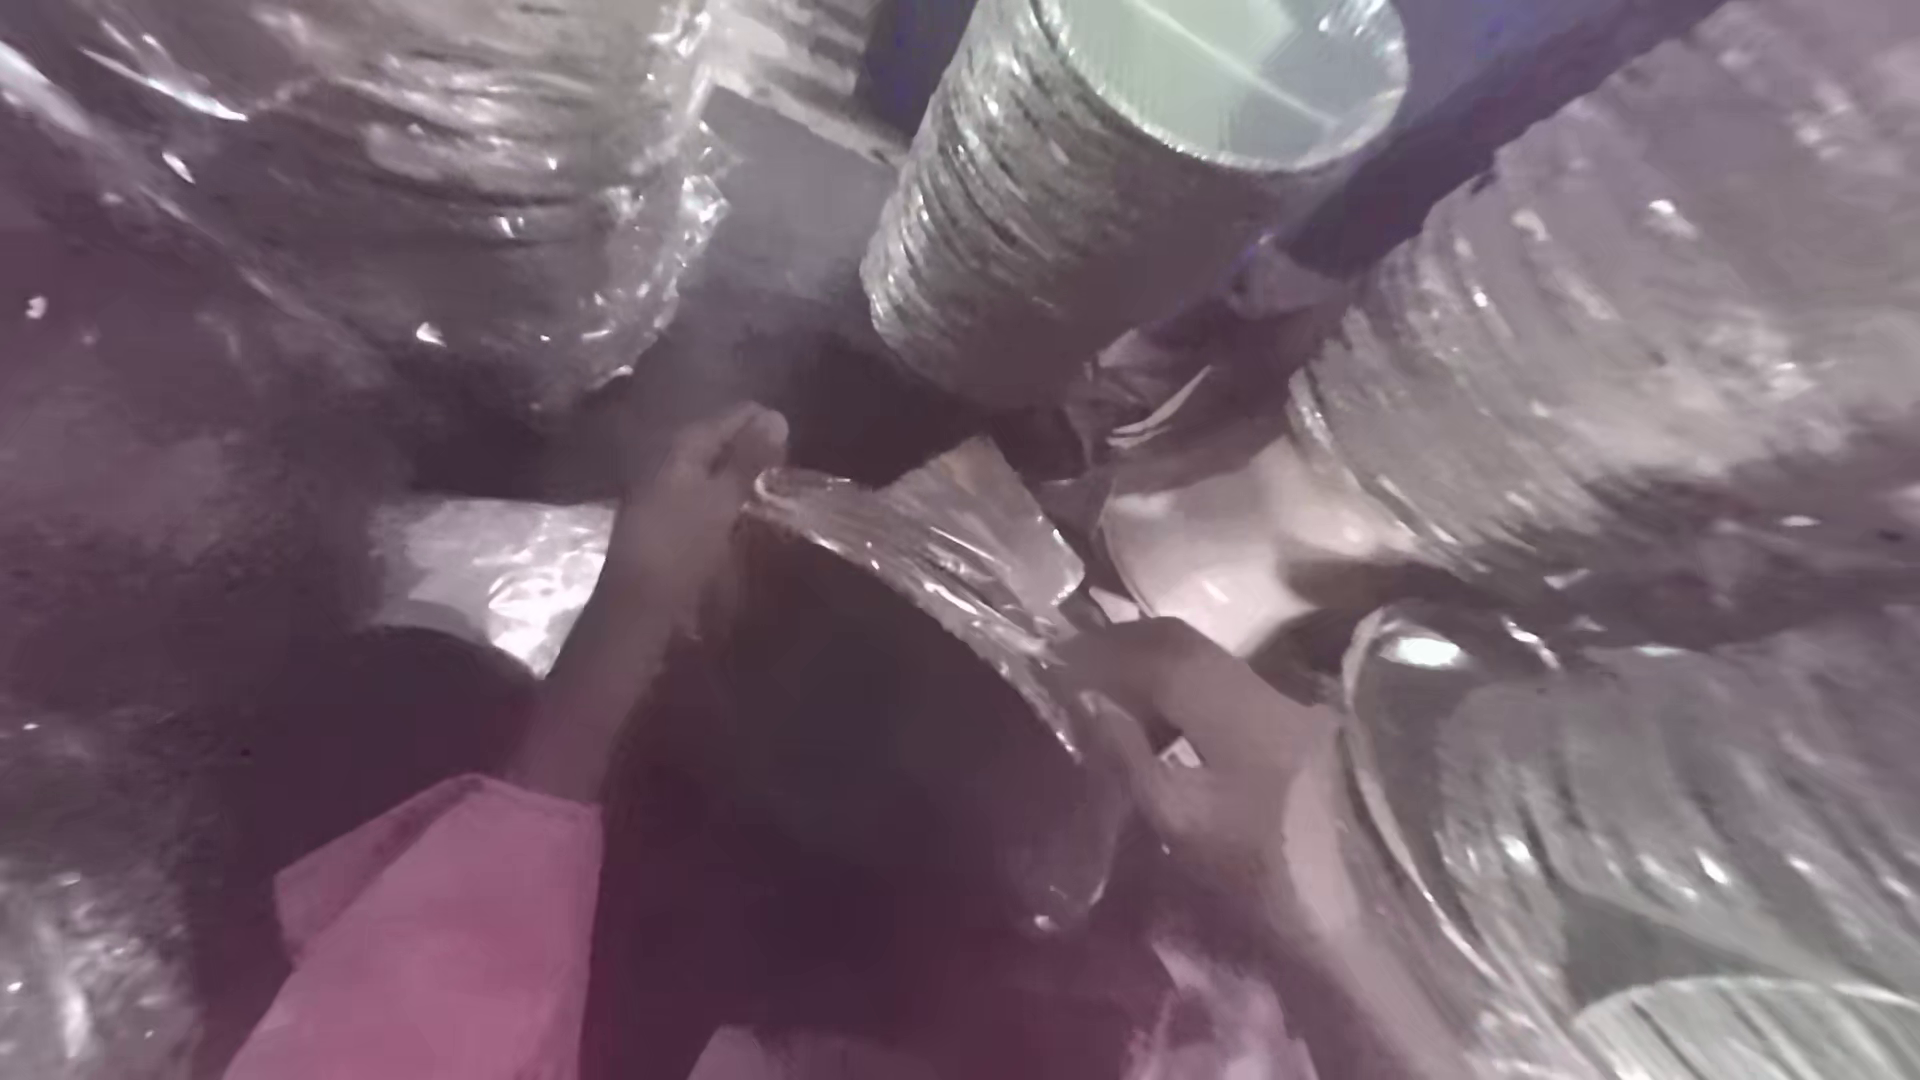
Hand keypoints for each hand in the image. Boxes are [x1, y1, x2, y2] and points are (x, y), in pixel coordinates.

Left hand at [604, 403, 789, 612]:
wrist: (638, 601)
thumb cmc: (683, 546)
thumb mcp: (723, 499)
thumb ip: (750, 457)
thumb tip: (778, 416)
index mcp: (685, 444)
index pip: (738, 415)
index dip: (768, 430)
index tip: (791, 459)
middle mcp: (672, 454)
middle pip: (726, 439)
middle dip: (757, 453)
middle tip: (784, 480)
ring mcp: (668, 482)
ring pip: (718, 465)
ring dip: (745, 477)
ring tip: (772, 496)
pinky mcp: (669, 509)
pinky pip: (708, 488)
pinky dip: (729, 495)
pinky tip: (743, 514)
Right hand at [1062, 619, 1338, 907]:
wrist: (1373, 894)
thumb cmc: (1268, 860)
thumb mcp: (1185, 820)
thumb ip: (1130, 758)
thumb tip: (1090, 702)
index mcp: (1224, 702)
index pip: (1151, 653)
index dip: (1099, 651)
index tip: (1060, 660)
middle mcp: (1248, 681)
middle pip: (1174, 639)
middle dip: (1120, 644)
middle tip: (1079, 665)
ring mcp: (1270, 694)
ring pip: (1193, 654)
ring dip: (1145, 661)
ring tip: (1111, 693)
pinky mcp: (1281, 713)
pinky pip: (1209, 675)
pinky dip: (1171, 680)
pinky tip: (1158, 717)